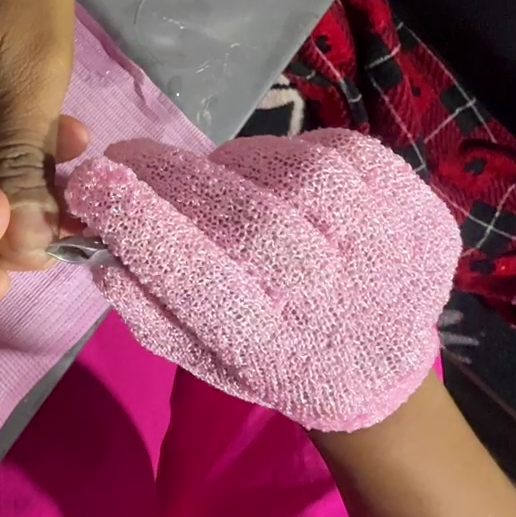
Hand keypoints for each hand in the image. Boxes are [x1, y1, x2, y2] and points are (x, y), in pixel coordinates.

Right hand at [65, 129, 461, 431]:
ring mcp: (395, 259)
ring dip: (235, 161)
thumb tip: (98, 246)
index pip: (195, 277)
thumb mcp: (193, 352)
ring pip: (300, 175)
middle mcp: (337, 308)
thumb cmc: (262, 356)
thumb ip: (143, 304)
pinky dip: (295, 149)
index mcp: (272, 350)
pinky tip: (275, 174)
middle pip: (248, 219)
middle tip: (129, 157)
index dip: (138, 222)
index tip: (89, 181)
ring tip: (214, 175)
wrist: (370, 367)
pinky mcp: (426, 219)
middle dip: (170, 175)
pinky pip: (349, 152)